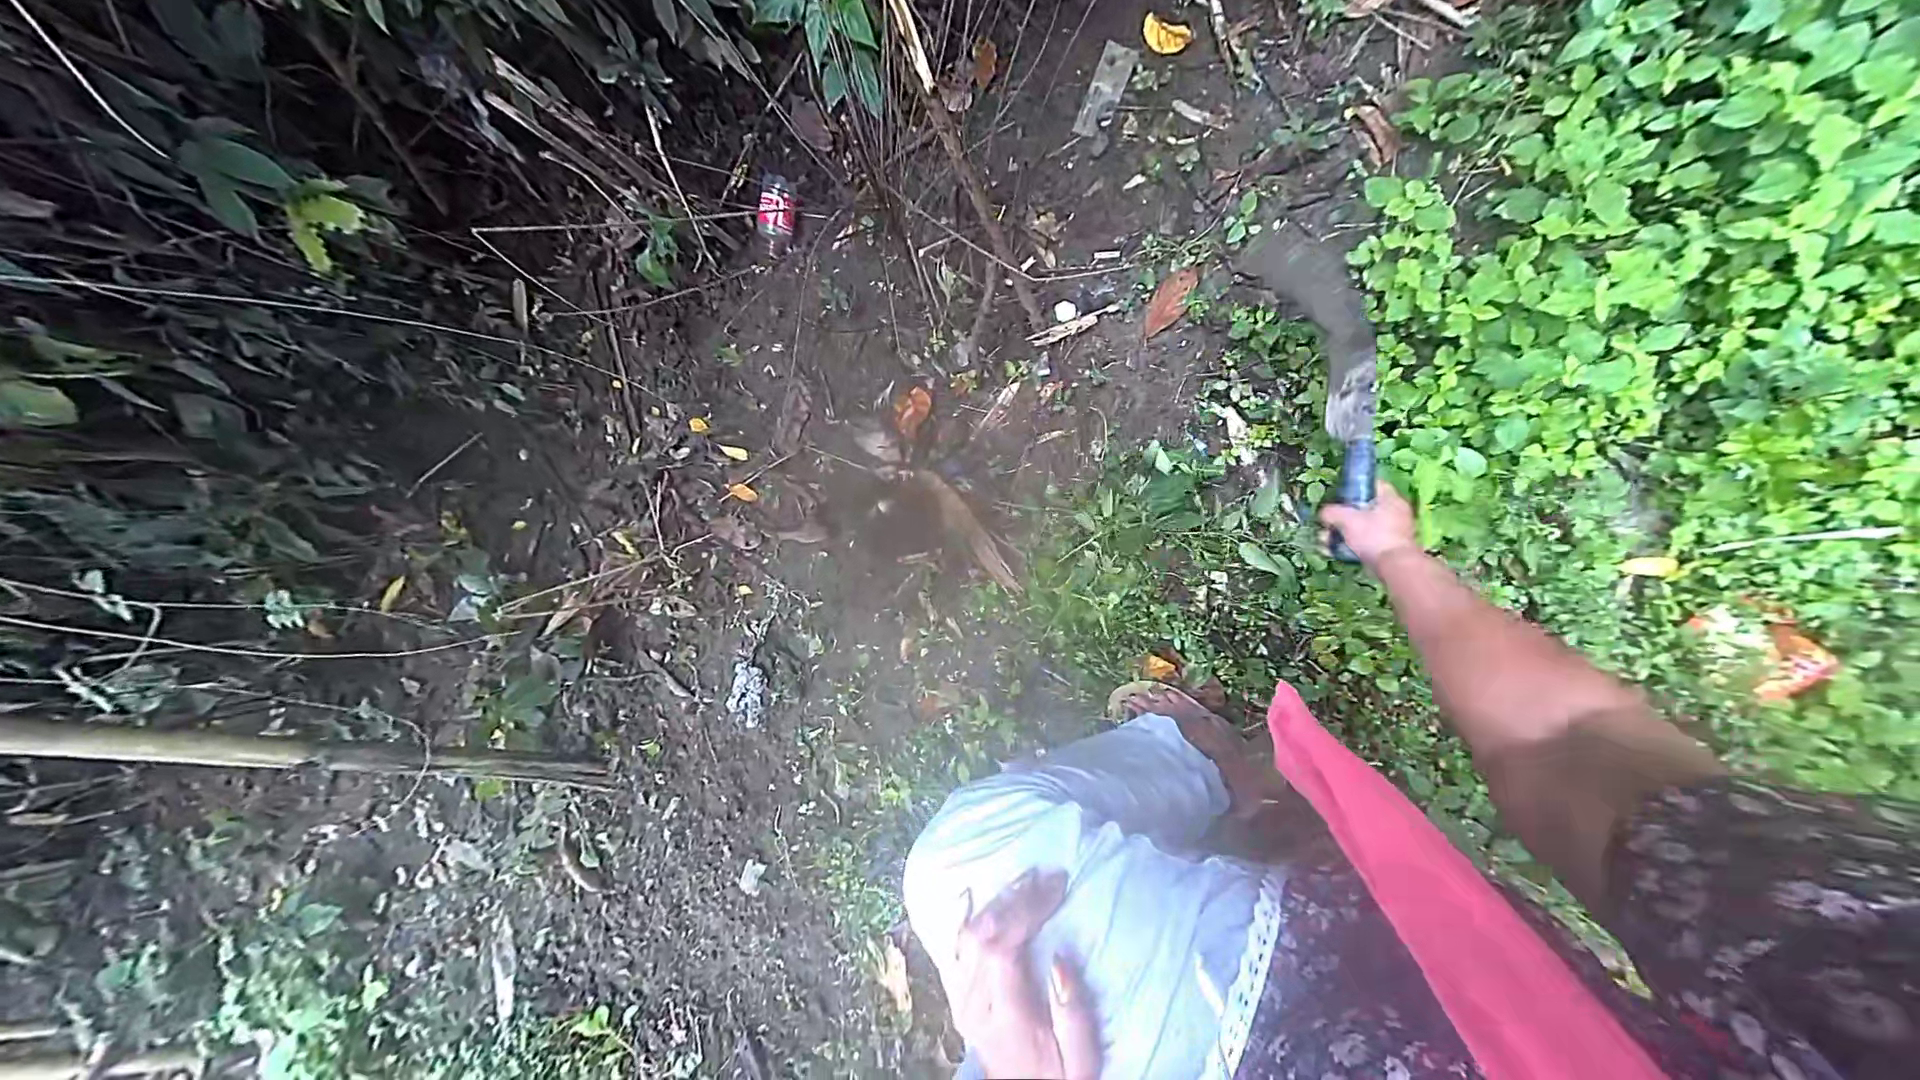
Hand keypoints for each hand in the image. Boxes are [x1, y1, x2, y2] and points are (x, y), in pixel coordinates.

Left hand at [943, 869, 1099, 1079]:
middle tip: (1045, 877)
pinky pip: (953, 947)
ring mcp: (961, 997)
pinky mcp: (958, 994)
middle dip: (1015, 898)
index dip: (1026, 910)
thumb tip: (1061, 958)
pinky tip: (969, 894)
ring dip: (996, 901)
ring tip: (1024, 880)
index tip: (1056, 887)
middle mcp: (974, 1002)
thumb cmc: (1058, 1074)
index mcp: (1004, 1014)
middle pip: (983, 934)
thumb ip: (1073, 1013)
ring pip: (968, 935)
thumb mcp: (1079, 1058)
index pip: (1003, 947)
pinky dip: (961, 917)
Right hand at [1319, 480, 1419, 569]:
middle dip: (1341, 516)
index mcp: (1390, 499)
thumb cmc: (1373, 535)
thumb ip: (1331, 512)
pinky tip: (1332, 551)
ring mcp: (1392, 531)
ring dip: (1340, 533)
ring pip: (1361, 526)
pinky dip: (1348, 544)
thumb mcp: (1347, 519)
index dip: (1355, 486)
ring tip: (1324, 541)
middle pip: (1363, 508)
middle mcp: (1394, 512)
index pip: (1373, 484)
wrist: (1394, 565)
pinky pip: (1364, 541)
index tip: (1339, 494)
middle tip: (1327, 522)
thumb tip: (1324, 513)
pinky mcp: (1387, 547)